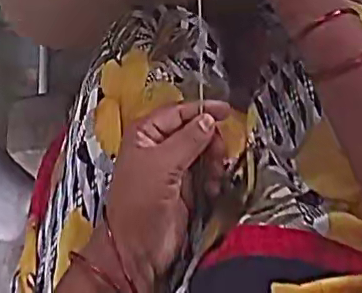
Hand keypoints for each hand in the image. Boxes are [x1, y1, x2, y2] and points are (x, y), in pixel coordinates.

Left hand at [97, 100, 236, 288]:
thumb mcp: (162, 165)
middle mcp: (159, 146)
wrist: (137, 251)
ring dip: (213, 160)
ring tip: (216, 173)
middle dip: (209, 139)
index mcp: (146, 132)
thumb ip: (187, 140)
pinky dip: (213, 177)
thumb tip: (207, 119)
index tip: (224, 111)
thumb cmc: (137, 204)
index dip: (201, 110)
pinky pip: (205, 173)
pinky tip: (213, 188)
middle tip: (219, 152)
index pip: (178, 111)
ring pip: (201, 151)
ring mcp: (172, 168)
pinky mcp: (184, 189)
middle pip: (193, 130)